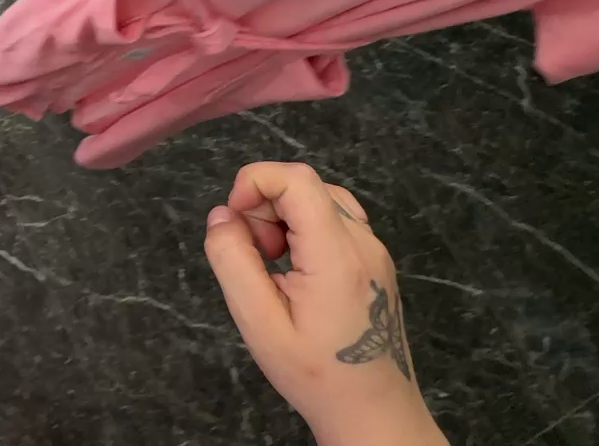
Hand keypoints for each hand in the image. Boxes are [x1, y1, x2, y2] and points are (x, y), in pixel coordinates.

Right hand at [203, 163, 447, 445]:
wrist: (376, 417)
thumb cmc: (314, 372)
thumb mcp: (257, 320)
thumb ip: (232, 258)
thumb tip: (222, 214)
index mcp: (338, 256)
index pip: (295, 179)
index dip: (253, 183)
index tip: (234, 221)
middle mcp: (364, 244)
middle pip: (304, 184)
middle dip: (263, 203)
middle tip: (253, 251)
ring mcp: (374, 252)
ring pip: (317, 196)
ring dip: (281, 213)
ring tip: (271, 258)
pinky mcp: (373, 263)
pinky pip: (331, 218)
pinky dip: (300, 226)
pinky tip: (293, 265)